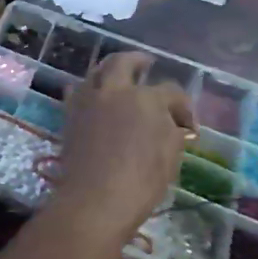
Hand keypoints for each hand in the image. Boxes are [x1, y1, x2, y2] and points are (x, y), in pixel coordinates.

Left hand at [48, 52, 194, 244]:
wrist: (95, 198)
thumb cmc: (141, 180)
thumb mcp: (170, 156)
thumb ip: (172, 132)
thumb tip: (174, 126)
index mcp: (146, 99)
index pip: (170, 92)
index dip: (184, 107)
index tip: (188, 126)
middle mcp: (114, 92)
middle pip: (123, 62)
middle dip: (137, 60)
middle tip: (146, 63)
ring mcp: (87, 102)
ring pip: (95, 73)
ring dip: (108, 71)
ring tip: (118, 78)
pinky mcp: (68, 116)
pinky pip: (75, 93)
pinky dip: (86, 90)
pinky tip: (94, 98)